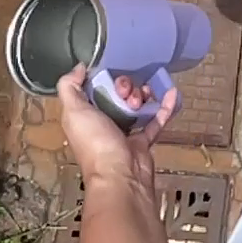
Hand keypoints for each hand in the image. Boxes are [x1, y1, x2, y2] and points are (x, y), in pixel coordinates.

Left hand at [54, 64, 179, 189]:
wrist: (120, 176)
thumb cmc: (95, 143)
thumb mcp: (74, 112)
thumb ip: (69, 87)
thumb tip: (79, 66)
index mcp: (87, 116)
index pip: (97, 87)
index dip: (105, 77)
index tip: (111, 73)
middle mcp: (105, 122)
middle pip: (119, 93)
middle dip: (126, 86)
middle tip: (127, 94)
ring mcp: (126, 131)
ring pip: (138, 102)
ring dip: (143, 94)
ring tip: (143, 99)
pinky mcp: (145, 139)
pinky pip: (157, 117)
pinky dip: (165, 105)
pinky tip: (172, 92)